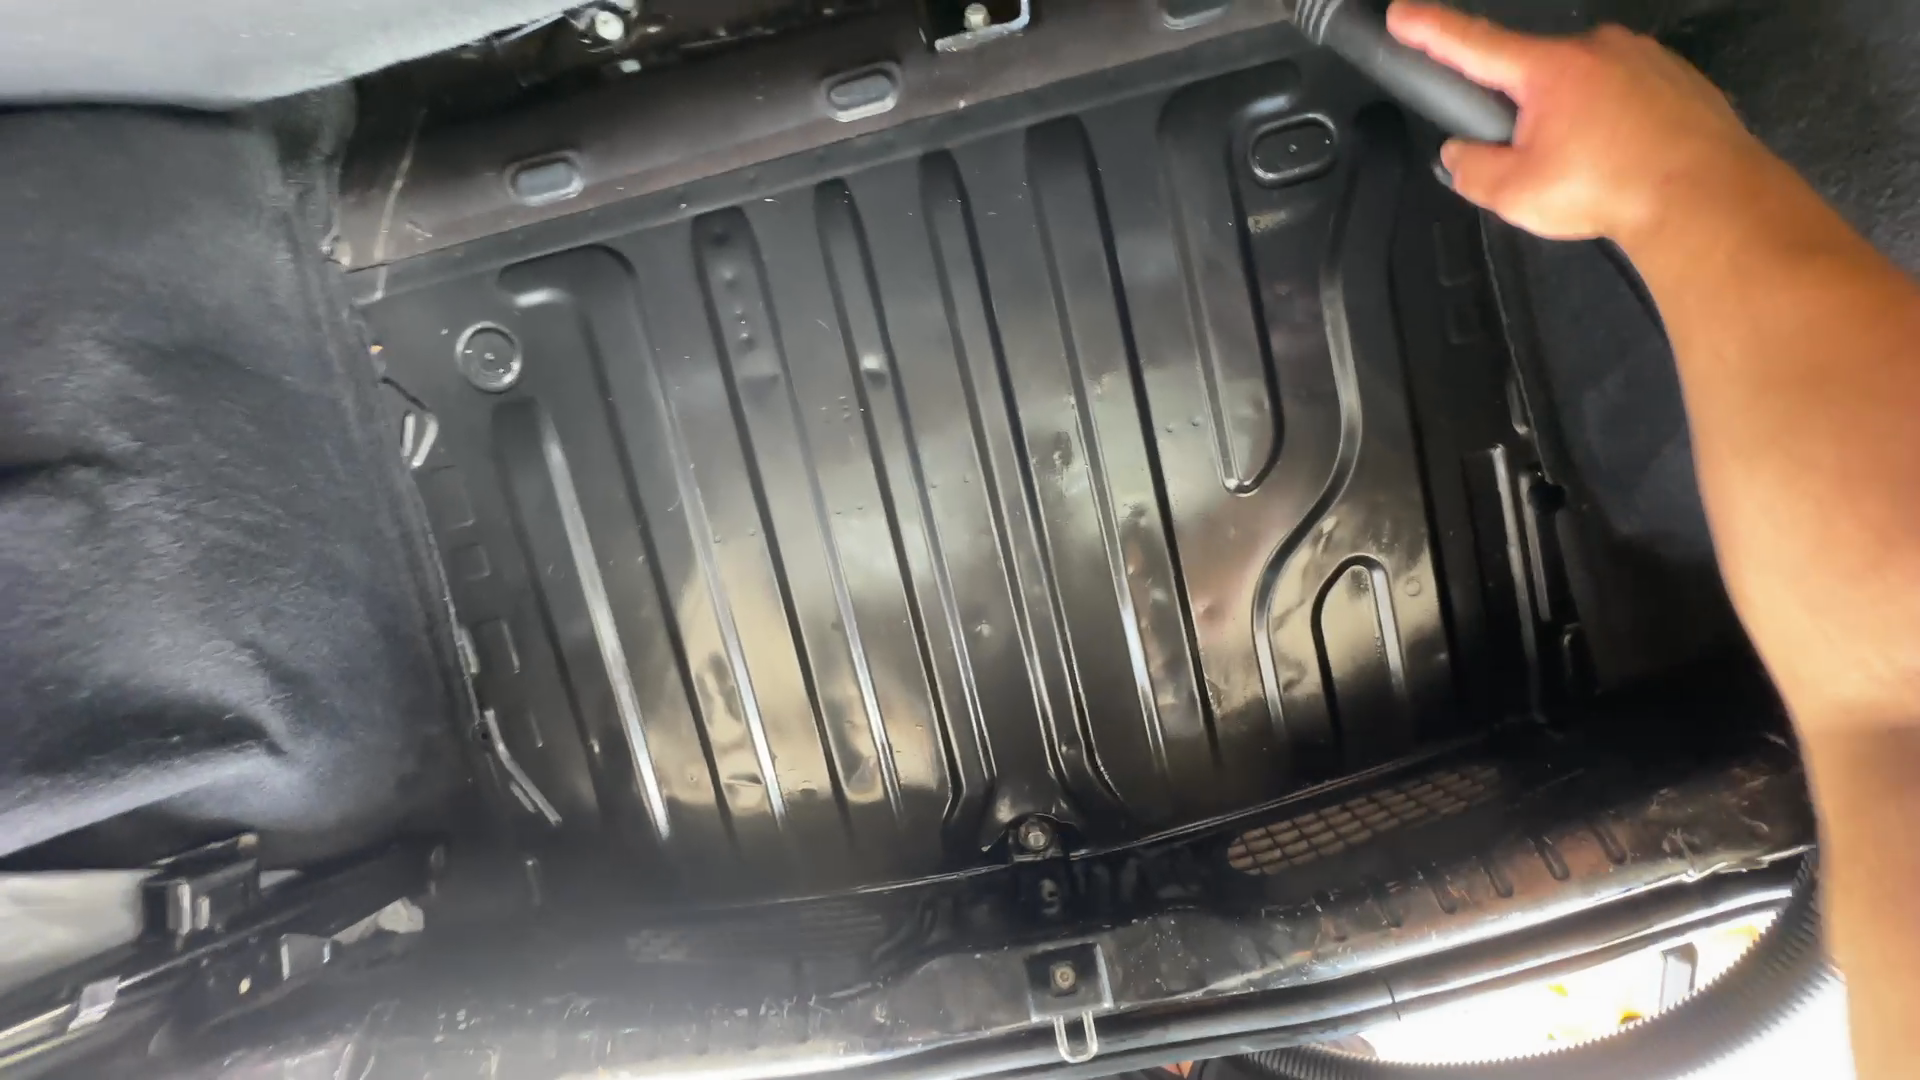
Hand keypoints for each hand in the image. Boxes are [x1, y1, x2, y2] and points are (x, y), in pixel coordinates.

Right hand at [1385, 1, 1771, 243]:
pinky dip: (1599, 128)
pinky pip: (1612, 97)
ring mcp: (1640, 56)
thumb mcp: (1509, 192)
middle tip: (1526, 166)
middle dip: (1514, 120)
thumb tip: (1461, 151)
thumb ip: (1469, 168)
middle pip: (1527, 79)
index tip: (1402, 14)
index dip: (1431, 31)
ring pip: (1572, 91)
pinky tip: (1606, 162)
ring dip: (1560, 127)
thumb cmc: (1604, 187)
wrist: (1701, 193)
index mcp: (1551, 70)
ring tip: (1576, 171)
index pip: (1474, 45)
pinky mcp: (1670, 75)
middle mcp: (1597, 49)